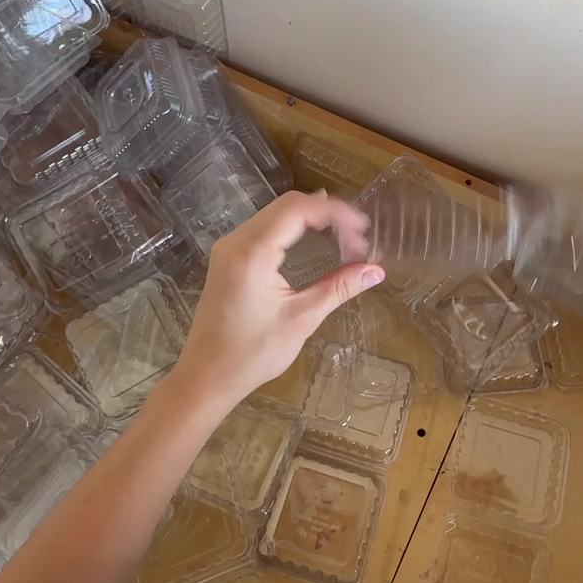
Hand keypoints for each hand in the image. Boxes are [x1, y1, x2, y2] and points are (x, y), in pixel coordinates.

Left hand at [168, 191, 383, 410]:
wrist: (205, 377)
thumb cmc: (252, 354)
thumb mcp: (301, 319)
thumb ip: (339, 287)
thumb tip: (376, 270)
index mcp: (252, 251)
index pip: (299, 210)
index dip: (336, 212)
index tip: (364, 228)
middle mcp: (237, 240)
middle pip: (287, 205)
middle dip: (327, 214)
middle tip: (358, 237)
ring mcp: (229, 248)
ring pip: (276, 214)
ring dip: (311, 219)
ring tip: (344, 238)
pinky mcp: (228, 258)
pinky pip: (265, 228)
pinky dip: (294, 228)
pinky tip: (315, 240)